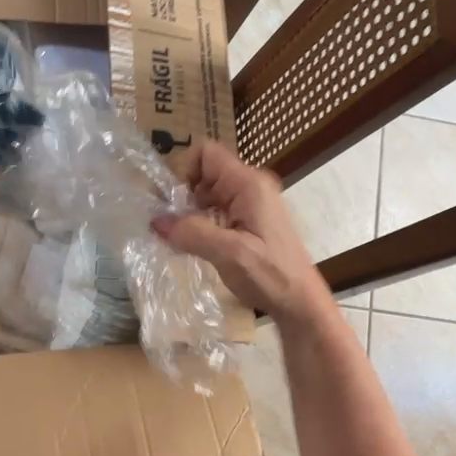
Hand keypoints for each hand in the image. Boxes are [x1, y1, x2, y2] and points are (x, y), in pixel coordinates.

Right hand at [153, 142, 332, 327]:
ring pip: (209, 194)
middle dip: (185, 196)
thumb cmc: (270, 275)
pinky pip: (218, 211)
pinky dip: (203, 224)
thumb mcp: (229, 254)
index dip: (184, 171)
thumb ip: (192, 233)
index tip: (175, 204)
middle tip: (174, 228)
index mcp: (248, 184)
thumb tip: (156, 221)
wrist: (299, 302)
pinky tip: (200, 247)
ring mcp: (251, 204)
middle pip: (205, 173)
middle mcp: (250, 186)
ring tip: (184, 240)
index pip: (206, 153)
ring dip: (192, 213)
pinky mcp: (250, 222)